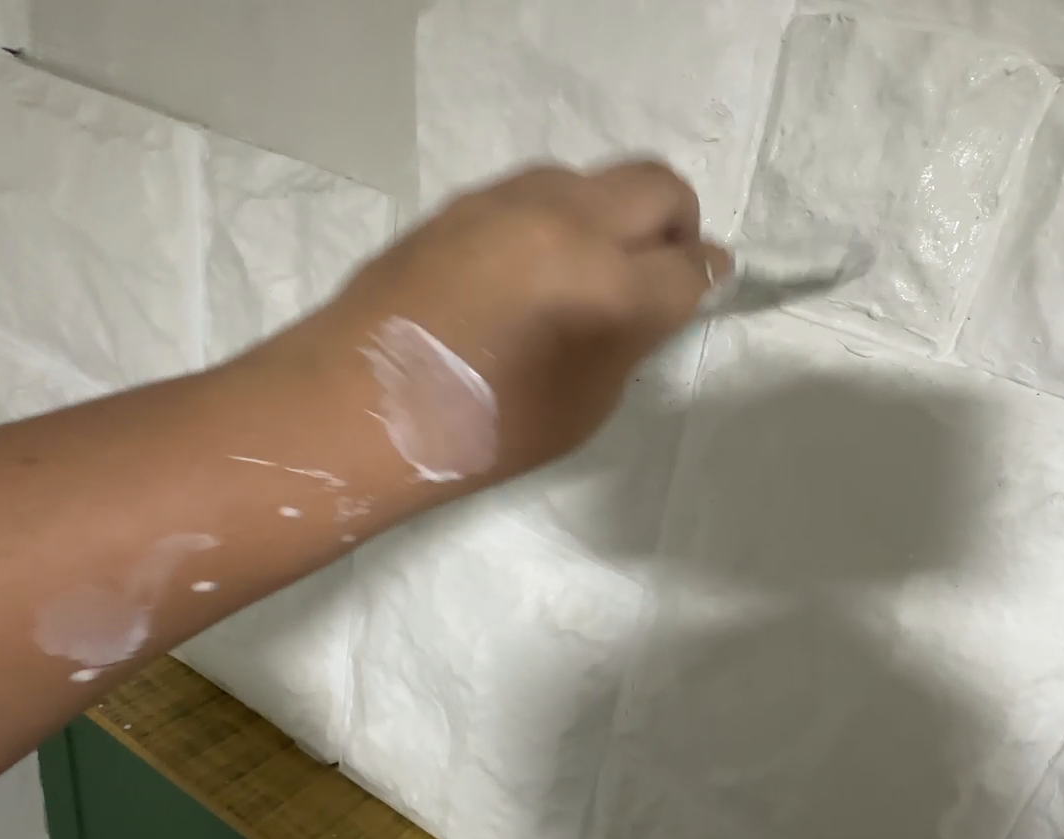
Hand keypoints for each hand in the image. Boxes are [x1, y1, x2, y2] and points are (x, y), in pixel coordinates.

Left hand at [324, 161, 728, 482]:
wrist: (357, 408)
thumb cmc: (484, 432)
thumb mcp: (587, 402)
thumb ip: (634, 338)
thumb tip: (663, 298)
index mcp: (603, 284)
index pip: (689, 263)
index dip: (706, 280)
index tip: (702, 293)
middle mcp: (564, 220)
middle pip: (658, 186)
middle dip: (677, 225)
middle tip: (661, 273)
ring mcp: (508, 201)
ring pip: (596, 180)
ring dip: (616, 217)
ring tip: (592, 275)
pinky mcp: (464, 203)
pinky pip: (541, 193)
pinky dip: (564, 221)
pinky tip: (535, 272)